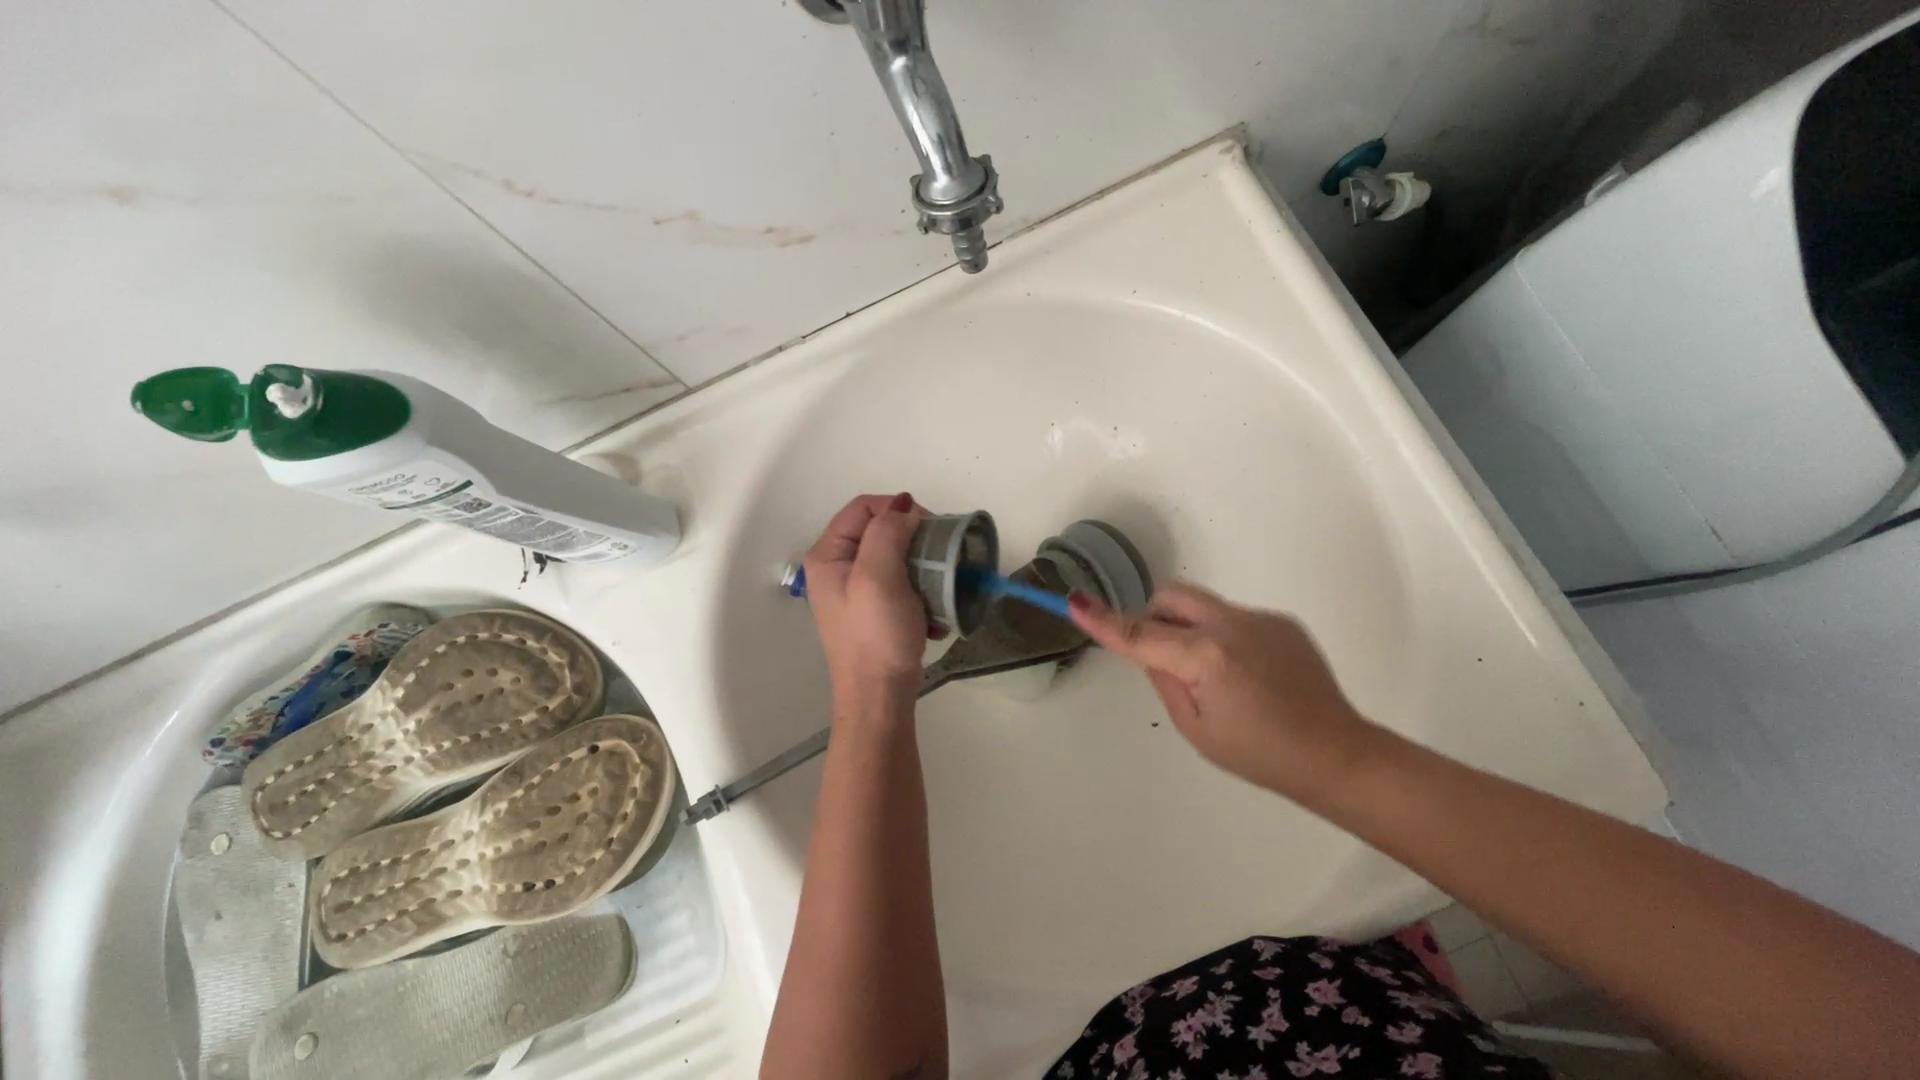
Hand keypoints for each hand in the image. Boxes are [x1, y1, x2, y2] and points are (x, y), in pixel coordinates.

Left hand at [803, 493, 935, 708]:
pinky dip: (923, 596)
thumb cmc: (876, 635)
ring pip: (899, 560)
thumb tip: (904, 505)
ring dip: (925, 572)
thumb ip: (887, 531)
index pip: (864, 507)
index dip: (897, 509)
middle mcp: (838, 569)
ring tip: (941, 590)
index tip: (930, 529)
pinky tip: (934, 616)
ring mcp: (858, 592)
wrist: (880, 697)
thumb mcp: (878, 576)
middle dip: (917, 544)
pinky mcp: (877, 612)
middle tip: (942, 560)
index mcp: (828, 555)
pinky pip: (905, 587)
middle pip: (882, 531)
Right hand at [1068, 582, 1373, 797]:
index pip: (1141, 635)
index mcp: (1205, 657)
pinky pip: (1234, 618)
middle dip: (1154, 616)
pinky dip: (1223, 637)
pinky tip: (1248, 677)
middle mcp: (1231, 625)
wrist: (1335, 753)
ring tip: (1216, 678)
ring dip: (1190, 629)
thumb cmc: (1259, 754)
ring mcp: (1260, 618)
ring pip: (1203, 606)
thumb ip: (1165, 681)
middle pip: (1172, 596)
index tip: (1074, 601)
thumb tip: (1151, 651)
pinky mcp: (1282, 622)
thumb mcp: (1197, 729)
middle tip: (1162, 658)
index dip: (1104, 620)